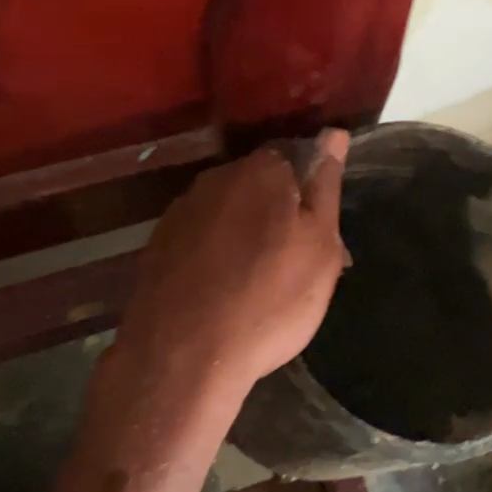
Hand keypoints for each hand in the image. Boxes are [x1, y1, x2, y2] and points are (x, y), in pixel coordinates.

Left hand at [114, 129, 349, 391]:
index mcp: (260, 170)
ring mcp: (180, 213)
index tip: (322, 232)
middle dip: (278, 214)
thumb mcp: (319, 246)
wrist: (182, 357)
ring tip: (260, 286)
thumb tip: (334, 135)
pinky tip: (225, 293)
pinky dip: (216, 258)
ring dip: (246, 237)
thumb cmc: (269, 299)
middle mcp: (215, 179)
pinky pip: (201, 241)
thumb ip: (325, 186)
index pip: (294, 158)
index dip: (310, 193)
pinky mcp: (156, 247)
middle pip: (258, 187)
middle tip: (298, 263)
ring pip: (228, 215)